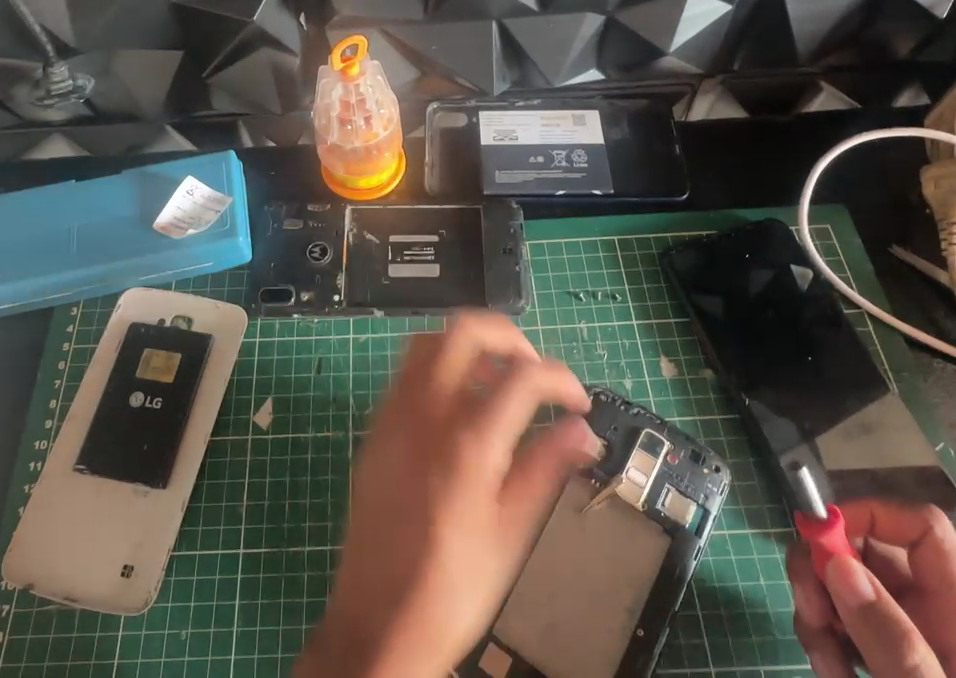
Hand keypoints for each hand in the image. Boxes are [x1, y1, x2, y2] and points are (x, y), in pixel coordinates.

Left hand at [298, 311, 596, 677]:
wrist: (375, 624)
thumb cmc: (449, 590)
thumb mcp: (511, 534)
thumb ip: (546, 470)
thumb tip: (580, 432)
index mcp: (466, 442)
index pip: (523, 376)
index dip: (561, 380)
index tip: (577, 403)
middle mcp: (423, 415)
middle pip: (464, 331)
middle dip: (509, 338)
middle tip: (535, 372)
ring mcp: (392, 418)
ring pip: (428, 343)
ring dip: (468, 347)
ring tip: (498, 382)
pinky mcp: (374, 431)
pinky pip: (404, 373)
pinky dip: (437, 368)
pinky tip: (459, 406)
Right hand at [787, 501, 955, 677]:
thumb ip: (892, 640)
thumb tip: (839, 563)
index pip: (923, 530)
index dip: (871, 513)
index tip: (818, 537)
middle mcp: (937, 621)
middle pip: (871, 554)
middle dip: (826, 571)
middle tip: (808, 608)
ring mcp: (911, 647)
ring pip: (848, 591)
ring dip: (820, 614)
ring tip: (823, 663)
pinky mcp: (886, 669)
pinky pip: (844, 632)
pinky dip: (825, 644)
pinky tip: (830, 674)